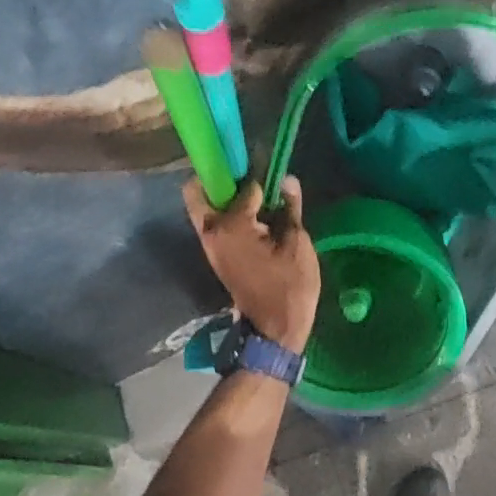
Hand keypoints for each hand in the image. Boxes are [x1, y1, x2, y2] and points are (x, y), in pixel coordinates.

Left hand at [184, 177, 320, 350]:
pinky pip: (214, 223)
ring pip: (204, 207)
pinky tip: (256, 215)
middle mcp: (211, 232)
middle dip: (220, 178)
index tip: (271, 166)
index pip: (242, 186)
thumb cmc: (289, 286)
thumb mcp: (296, 243)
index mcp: (229, 226)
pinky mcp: (216, 256)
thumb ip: (289, 208)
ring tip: (255, 194)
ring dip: (223, 195)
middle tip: (249, 176)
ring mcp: (210, 245)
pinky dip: (227, 213)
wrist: (274, 329)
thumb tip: (287, 179)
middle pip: (198, 191)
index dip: (259, 175)